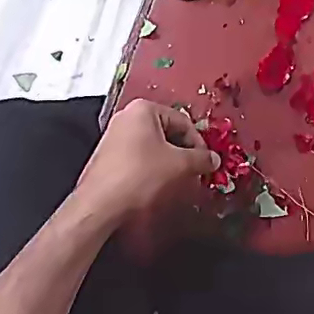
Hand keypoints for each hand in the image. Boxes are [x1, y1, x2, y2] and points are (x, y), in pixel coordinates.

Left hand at [75, 100, 218, 224]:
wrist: (99, 204)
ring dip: (171, 160)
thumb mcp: (178, 165)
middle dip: (184, 152)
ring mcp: (116, 134)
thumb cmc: (139, 175)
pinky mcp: (109, 153)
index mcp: (144, 109)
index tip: (205, 162)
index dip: (198, 143)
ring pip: (155, 144)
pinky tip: (158, 182)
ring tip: (178, 179)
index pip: (183, 121)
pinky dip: (154, 165)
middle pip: (168, 131)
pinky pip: (140, 154)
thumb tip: (214, 159)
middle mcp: (128, 116)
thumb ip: (201, 158)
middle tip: (194, 171)